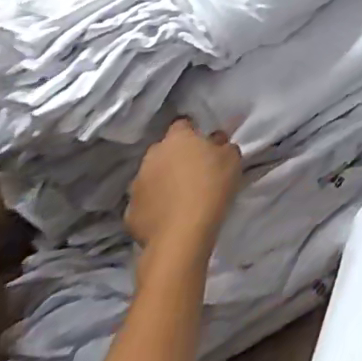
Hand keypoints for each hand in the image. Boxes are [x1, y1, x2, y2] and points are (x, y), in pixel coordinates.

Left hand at [124, 120, 242, 258]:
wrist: (181, 236)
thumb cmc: (211, 188)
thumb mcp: (232, 160)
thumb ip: (223, 146)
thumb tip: (216, 142)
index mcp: (177, 138)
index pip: (183, 124)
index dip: (193, 133)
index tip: (203, 146)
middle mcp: (152, 155)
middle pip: (164, 150)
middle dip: (174, 157)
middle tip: (193, 173)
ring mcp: (136, 183)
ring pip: (150, 176)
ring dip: (161, 182)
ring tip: (178, 199)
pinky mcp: (129, 212)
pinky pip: (144, 204)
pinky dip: (152, 208)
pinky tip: (166, 219)